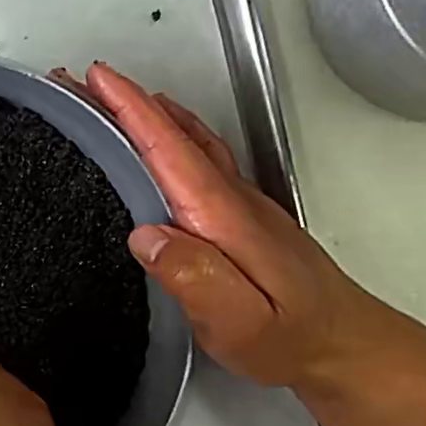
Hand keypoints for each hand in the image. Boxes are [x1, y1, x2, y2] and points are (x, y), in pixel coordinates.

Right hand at [55, 63, 425, 392]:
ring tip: (107, 97)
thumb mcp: (237, 319)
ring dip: (146, 112)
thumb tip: (145, 234)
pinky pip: (197, 158)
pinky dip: (171, 133)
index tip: (97, 81)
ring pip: (188, 140)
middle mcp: (231, 198)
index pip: (169, 150)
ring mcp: (237, 203)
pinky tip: (160, 134)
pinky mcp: (235, 215)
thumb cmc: (287, 337)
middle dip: (126, 100)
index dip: (131, 112)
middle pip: (175, 134)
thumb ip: (194, 275)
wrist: (344, 345)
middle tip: (81, 81)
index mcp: (222, 216)